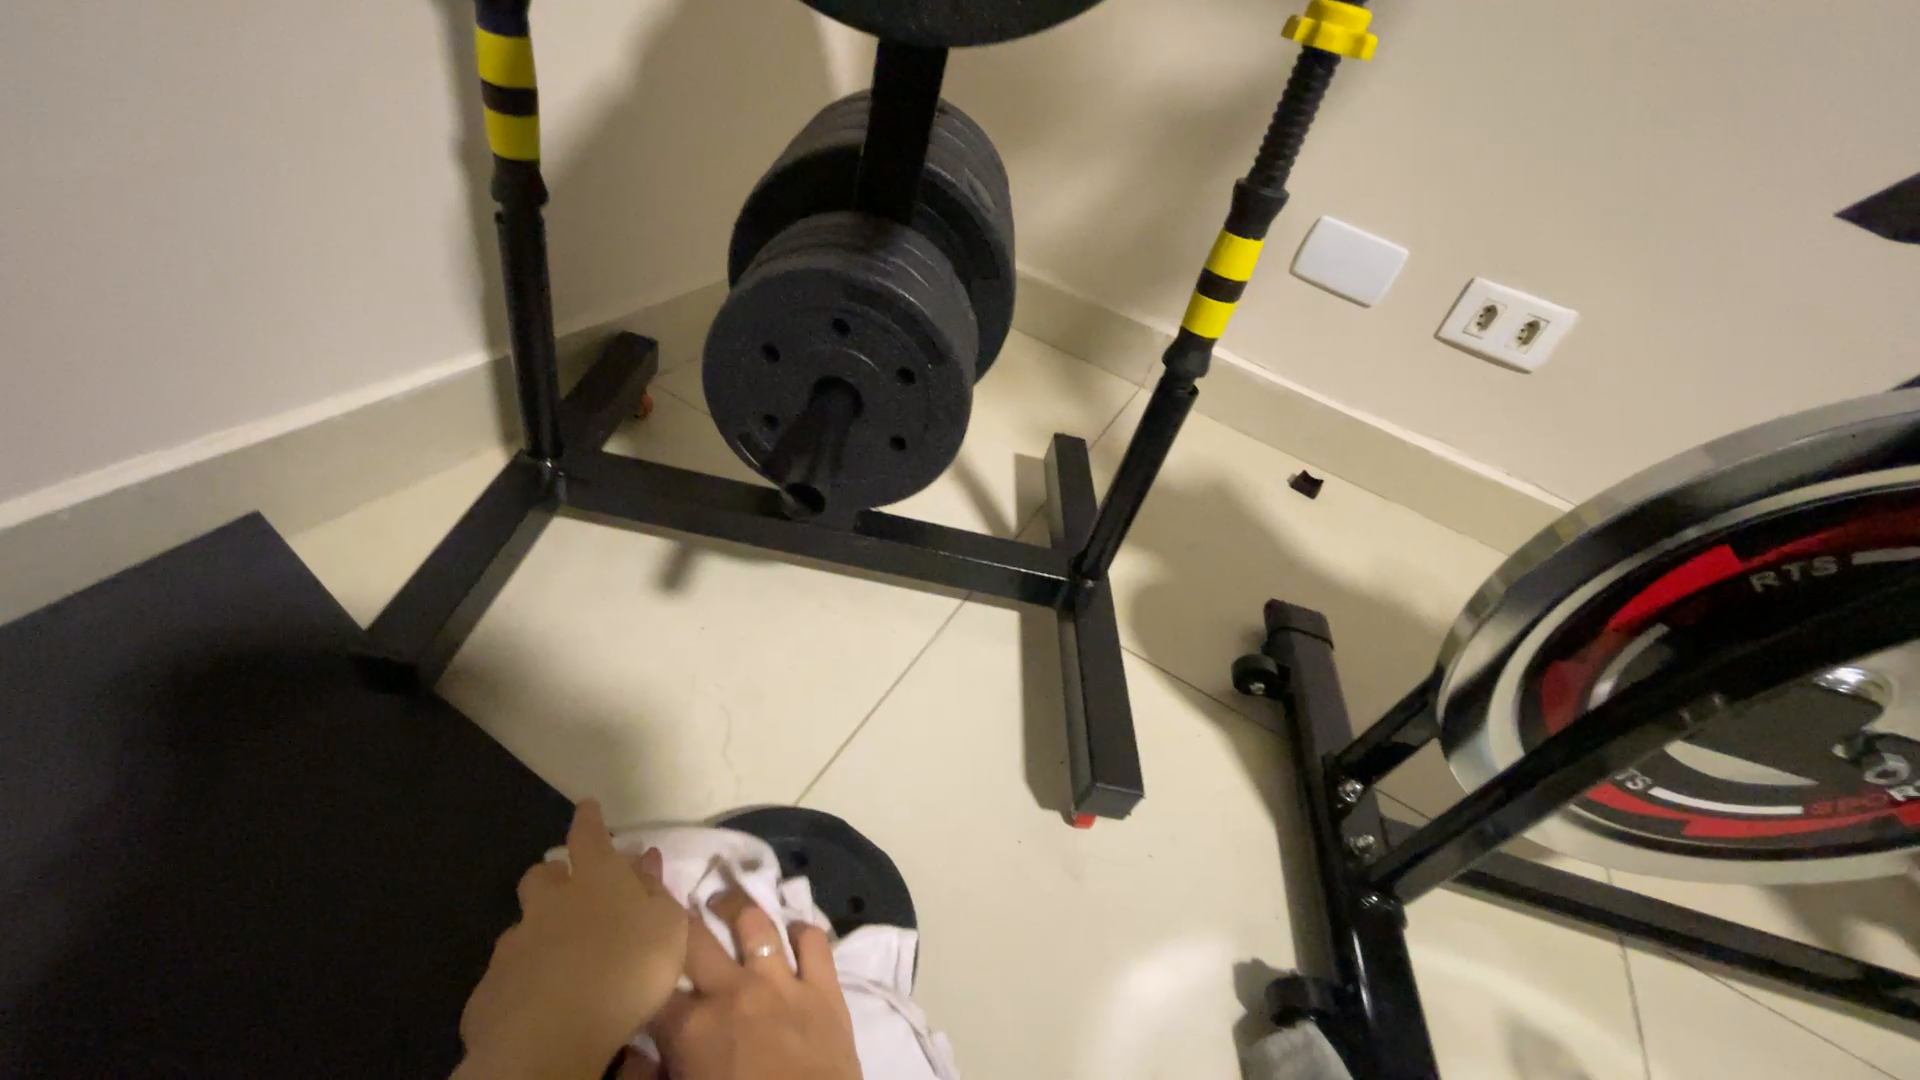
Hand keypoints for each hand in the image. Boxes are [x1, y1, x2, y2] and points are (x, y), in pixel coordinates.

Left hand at [454, 801, 689, 1079]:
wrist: (551, 1036)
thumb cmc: (627, 969)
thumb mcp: (668, 926)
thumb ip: (656, 892)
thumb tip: (644, 861)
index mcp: (596, 879)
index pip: (589, 836)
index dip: (589, 819)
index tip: (587, 805)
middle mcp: (550, 902)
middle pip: (543, 874)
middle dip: (555, 873)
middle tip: (571, 886)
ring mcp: (515, 944)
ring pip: (522, 922)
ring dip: (538, 925)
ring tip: (556, 949)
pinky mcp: (490, 988)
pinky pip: (507, 971)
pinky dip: (523, 974)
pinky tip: (537, 996)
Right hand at [644, 890, 862, 1079]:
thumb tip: (626, 1056)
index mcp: (691, 1028)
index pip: (653, 990)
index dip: (637, 971)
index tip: (629, 949)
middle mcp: (733, 991)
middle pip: (696, 939)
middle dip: (676, 917)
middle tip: (667, 900)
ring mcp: (782, 982)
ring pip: (755, 922)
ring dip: (734, 907)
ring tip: (722, 902)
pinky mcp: (824, 987)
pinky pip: (814, 941)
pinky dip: (802, 930)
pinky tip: (791, 930)